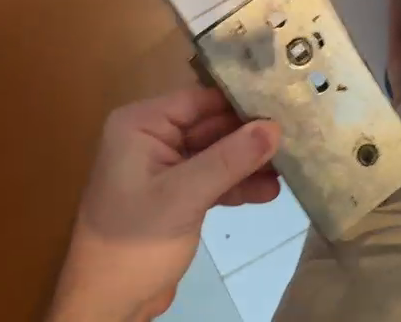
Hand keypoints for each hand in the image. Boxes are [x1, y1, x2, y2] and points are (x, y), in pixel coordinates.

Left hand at [48, 88, 282, 321]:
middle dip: (250, 135)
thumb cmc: (134, 242)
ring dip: (248, 162)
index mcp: (141, 124)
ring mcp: (165, 168)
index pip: (199, 100)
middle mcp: (152, 137)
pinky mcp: (176, 195)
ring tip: (290, 167)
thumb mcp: (183, 196)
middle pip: (211, 125)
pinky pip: (212, 178)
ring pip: (216, 153)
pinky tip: (269, 191)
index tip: (283, 103)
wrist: (105, 307)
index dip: (240, 101)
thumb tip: (275, 127)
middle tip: (295, 135)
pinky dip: (237, 185)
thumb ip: (230, 159)